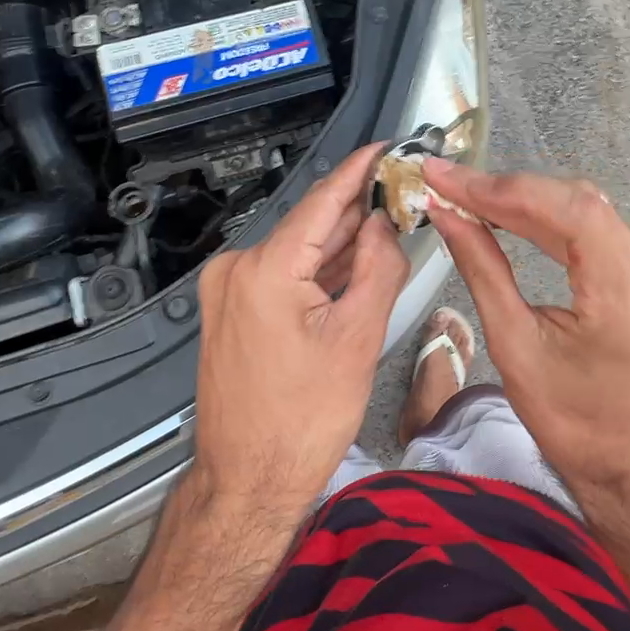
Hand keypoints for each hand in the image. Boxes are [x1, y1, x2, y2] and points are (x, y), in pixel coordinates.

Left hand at [190, 144, 409, 514]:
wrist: (249, 482)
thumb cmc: (299, 424)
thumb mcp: (358, 338)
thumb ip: (378, 267)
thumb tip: (385, 224)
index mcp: (264, 270)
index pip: (321, 201)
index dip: (359, 170)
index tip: (384, 147)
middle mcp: (236, 271)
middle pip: (310, 226)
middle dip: (357, 210)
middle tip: (399, 190)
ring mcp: (230, 292)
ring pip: (298, 252)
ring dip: (340, 242)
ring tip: (386, 222)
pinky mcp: (233, 311)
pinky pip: (284, 276)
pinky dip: (319, 271)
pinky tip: (352, 262)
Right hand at [422, 159, 629, 490]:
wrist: (625, 459)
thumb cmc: (567, 420)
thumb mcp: (514, 347)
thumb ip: (482, 270)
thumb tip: (445, 213)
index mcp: (625, 299)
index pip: (571, 212)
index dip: (506, 187)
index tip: (448, 178)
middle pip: (577, 203)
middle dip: (507, 189)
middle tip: (447, 183)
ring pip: (583, 209)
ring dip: (523, 198)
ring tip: (466, 194)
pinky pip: (591, 228)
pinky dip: (543, 216)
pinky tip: (504, 212)